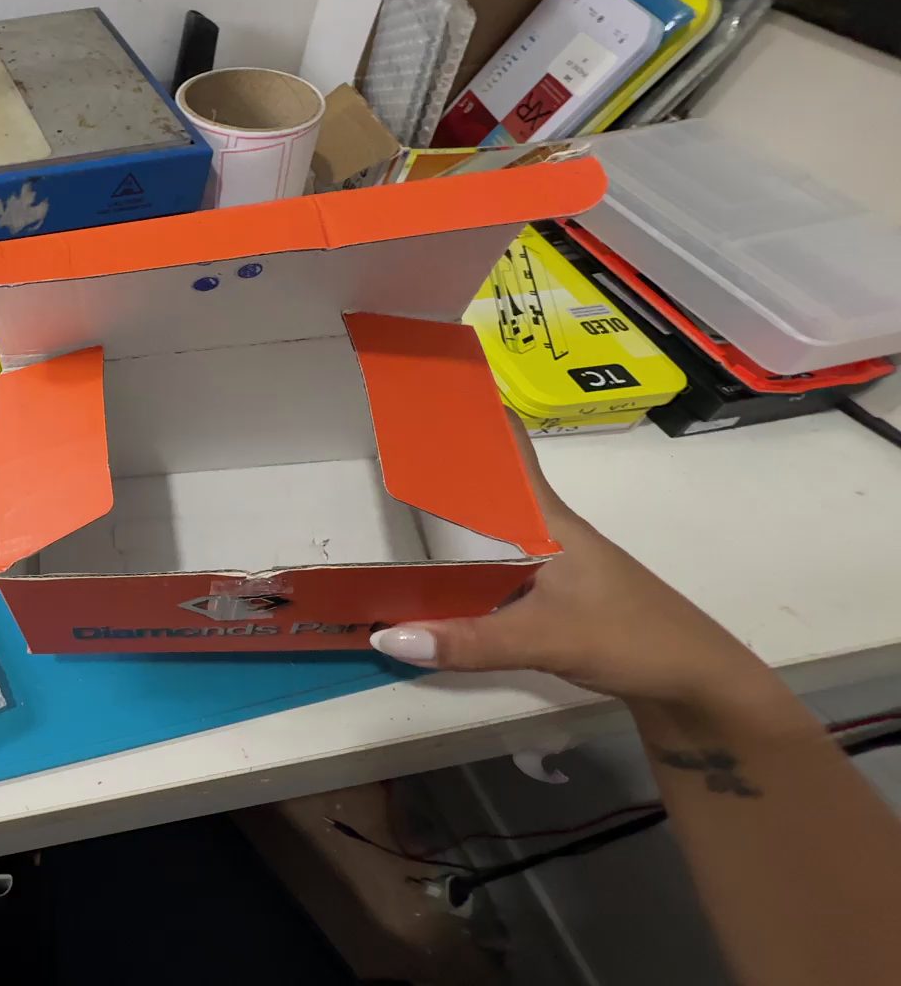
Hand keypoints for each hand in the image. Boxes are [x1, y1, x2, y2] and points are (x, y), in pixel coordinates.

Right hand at [369, 422, 771, 704]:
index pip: (506, 451)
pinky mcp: (539, 595)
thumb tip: (385, 636)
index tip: (423, 389)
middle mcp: (539, 532)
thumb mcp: (546, 639)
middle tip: (375, 446)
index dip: (470, 417)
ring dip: (435, 518)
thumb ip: (467, 640)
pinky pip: (477, 566)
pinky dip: (445, 564)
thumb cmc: (635, 639)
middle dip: (432, 465)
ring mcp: (540, 564)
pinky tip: (415, 573)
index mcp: (544, 520)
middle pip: (478, 487)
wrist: (702, 688)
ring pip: (476, 529)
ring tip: (380, 503)